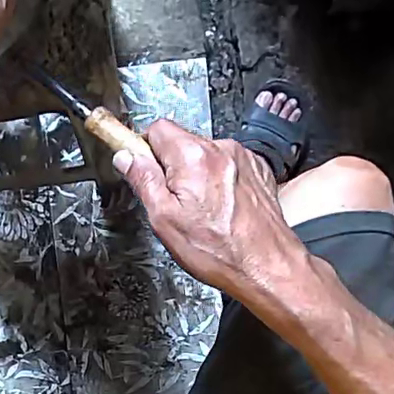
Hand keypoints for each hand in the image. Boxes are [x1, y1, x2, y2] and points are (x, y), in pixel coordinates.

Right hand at [114, 120, 312, 301]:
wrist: (266, 266)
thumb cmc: (220, 250)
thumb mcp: (164, 220)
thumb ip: (143, 180)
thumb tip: (126, 157)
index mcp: (192, 156)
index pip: (157, 128)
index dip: (144, 148)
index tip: (142, 167)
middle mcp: (220, 148)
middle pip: (181, 141)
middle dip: (170, 167)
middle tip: (173, 202)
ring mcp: (242, 158)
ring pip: (204, 155)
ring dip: (195, 175)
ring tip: (200, 211)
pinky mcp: (256, 169)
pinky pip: (225, 166)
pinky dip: (218, 181)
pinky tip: (220, 209)